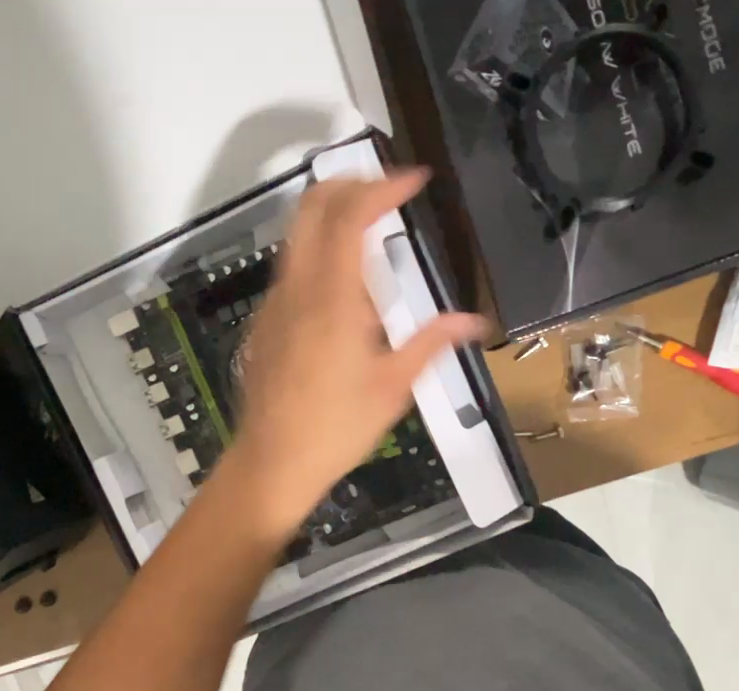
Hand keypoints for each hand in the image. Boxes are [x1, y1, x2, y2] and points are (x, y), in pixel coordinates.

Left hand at [219, 169, 488, 536]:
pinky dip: (315, 253)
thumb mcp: (393, 388)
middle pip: (312, 207)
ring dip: (330, 218)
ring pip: (295, 236)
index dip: (385, 187)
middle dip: (349, 185)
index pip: (352, 215)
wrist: (272, 462)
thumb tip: (474, 321)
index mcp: (333, 298)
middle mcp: (298, 289)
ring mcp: (275, 304)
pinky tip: (339, 286)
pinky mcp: (265, 324)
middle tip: (386, 192)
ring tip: (369, 233)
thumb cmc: (336, 428)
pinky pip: (289, 270)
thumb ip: (431, 343)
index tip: (416, 180)